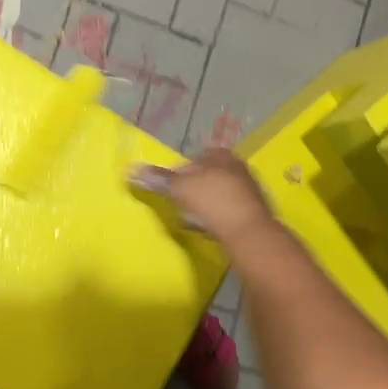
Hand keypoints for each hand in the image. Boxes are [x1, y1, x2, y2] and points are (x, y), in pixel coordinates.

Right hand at [130, 150, 277, 246]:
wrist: (248, 232)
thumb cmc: (212, 201)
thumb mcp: (180, 188)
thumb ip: (159, 179)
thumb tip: (132, 170)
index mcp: (222, 156)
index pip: (197, 157)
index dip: (182, 170)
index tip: (172, 185)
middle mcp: (239, 168)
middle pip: (210, 175)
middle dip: (196, 186)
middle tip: (180, 201)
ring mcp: (250, 191)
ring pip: (221, 193)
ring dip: (207, 203)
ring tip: (192, 217)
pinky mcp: (255, 213)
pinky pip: (230, 211)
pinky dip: (218, 217)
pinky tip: (209, 228)